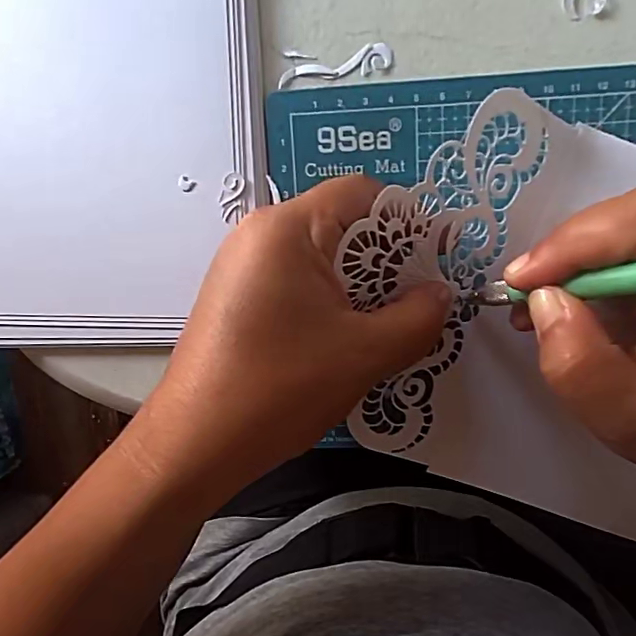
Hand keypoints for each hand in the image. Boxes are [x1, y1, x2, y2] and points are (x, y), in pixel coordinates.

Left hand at [133, 175, 450, 491]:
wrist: (196, 443)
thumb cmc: (277, 389)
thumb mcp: (364, 353)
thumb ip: (418, 317)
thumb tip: (439, 295)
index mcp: (286, 228)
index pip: (362, 192)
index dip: (406, 222)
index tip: (431, 265)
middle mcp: (258, 234)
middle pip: (340, 223)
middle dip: (384, 262)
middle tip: (413, 304)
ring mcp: (241, 266)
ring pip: (319, 258)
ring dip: (358, 288)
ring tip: (381, 330)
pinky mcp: (236, 297)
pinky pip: (295, 283)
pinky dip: (327, 303)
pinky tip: (341, 343)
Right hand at [503, 184, 635, 509]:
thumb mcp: (632, 422)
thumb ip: (585, 368)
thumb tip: (543, 301)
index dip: (577, 242)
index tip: (522, 283)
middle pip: (630, 217)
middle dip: (565, 251)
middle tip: (522, 298)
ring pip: (618, 229)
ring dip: (566, 262)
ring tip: (535, 310)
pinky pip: (620, 249)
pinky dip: (578, 271)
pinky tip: (560, 307)